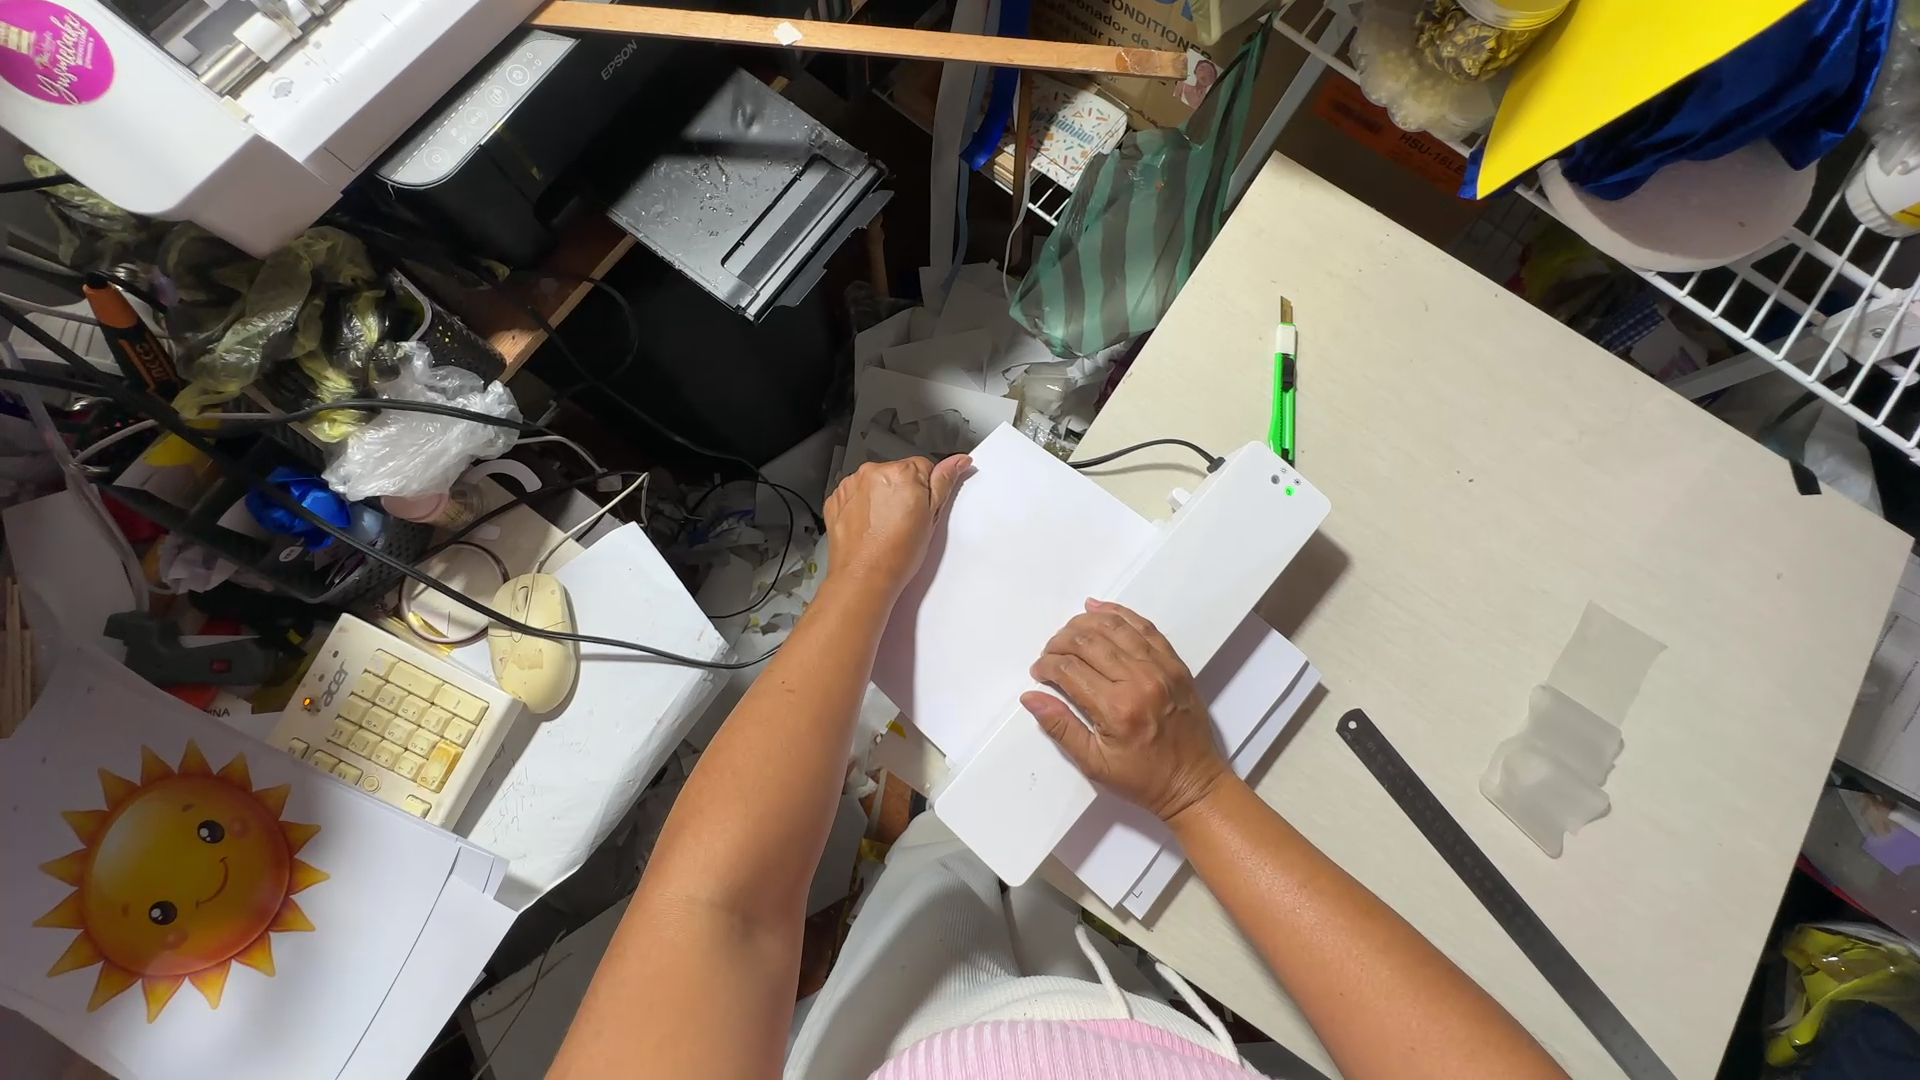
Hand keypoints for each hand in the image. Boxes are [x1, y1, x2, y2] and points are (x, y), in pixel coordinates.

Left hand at [823, 456, 969, 599]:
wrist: (863, 576)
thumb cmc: (897, 553)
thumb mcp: (931, 517)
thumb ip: (944, 482)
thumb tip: (958, 462)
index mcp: (902, 473)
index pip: (923, 467)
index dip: (926, 491)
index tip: (920, 510)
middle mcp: (873, 472)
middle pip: (897, 473)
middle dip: (903, 492)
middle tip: (904, 522)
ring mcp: (851, 485)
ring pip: (875, 484)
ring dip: (880, 498)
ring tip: (885, 528)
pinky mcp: (836, 499)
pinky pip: (855, 495)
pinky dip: (861, 507)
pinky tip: (869, 528)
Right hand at [1022, 600, 1230, 821]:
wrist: (1194, 783)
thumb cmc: (1144, 779)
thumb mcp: (1094, 763)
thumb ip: (1060, 727)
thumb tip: (1031, 698)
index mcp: (1117, 708)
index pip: (1069, 669)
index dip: (1046, 666)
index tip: (1039, 673)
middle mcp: (1140, 680)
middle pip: (1088, 641)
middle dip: (1060, 642)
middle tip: (1049, 653)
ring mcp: (1161, 668)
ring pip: (1114, 626)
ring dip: (1084, 622)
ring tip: (1067, 632)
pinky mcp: (1174, 663)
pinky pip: (1144, 626)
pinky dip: (1119, 613)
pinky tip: (1098, 609)